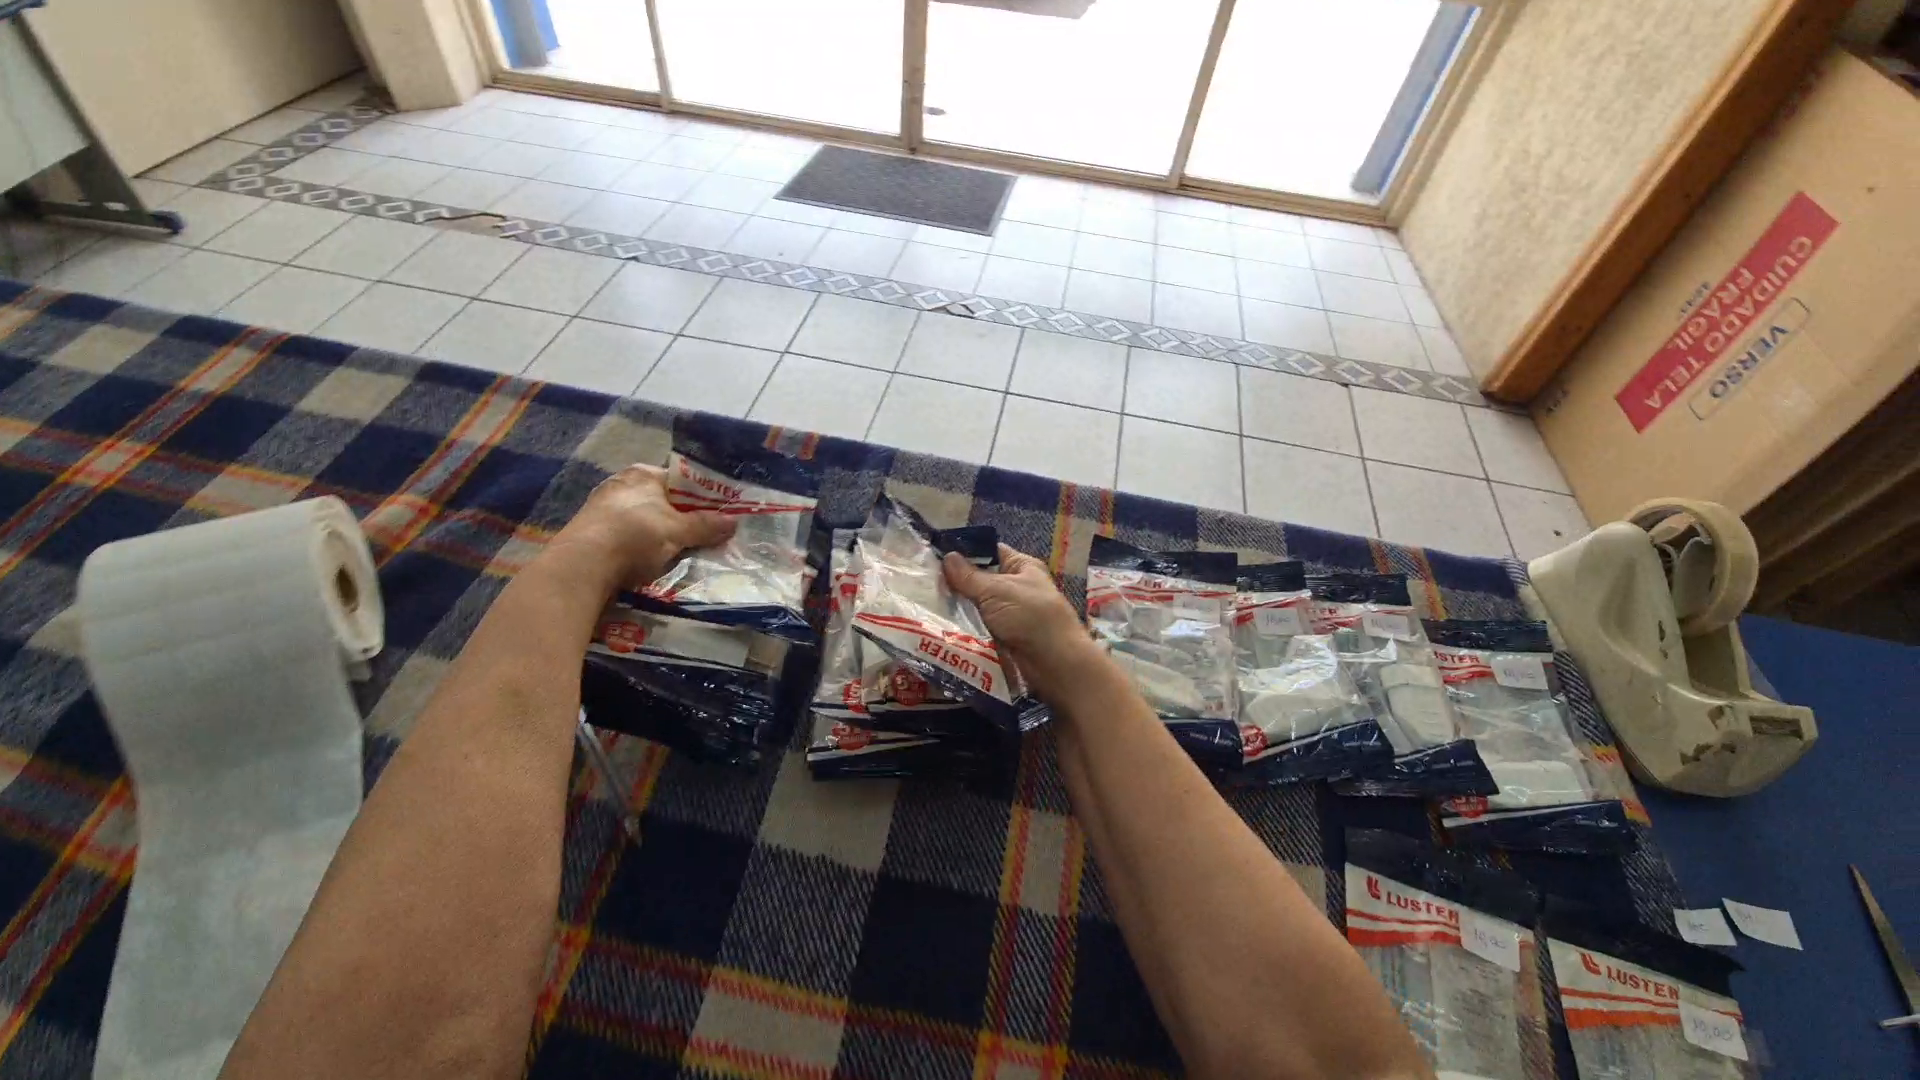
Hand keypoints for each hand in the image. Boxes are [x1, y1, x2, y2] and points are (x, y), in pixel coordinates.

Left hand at [548, 465, 734, 594]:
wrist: (581, 566)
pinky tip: (651, 562)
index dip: (702, 498)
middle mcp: (621, 485)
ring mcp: (603, 508)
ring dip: (662, 536)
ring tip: (680, 553)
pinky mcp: (593, 532)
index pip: (681, 480)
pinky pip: (628, 536)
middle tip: (703, 538)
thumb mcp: (677, 532)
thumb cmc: (635, 536)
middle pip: (663, 501)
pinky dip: (641, 547)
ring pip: (645, 520)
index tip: (718, 516)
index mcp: (643, 473)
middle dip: (682, 519)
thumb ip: (706, 526)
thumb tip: (735, 521)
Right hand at [943, 544, 1099, 699]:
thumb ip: (968, 576)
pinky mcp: (1005, 636)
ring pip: (979, 606)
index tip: (936, 556)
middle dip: (958, 583)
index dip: (966, 552)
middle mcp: (1017, 587)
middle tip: (926, 583)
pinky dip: (966, 627)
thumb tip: (948, 556)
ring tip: (928, 605)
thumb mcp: (996, 590)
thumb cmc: (1029, 616)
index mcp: (1021, 566)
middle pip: (982, 580)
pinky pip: (981, 626)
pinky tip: (943, 626)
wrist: (1054, 662)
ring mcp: (1011, 613)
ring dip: (960, 607)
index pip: (990, 552)